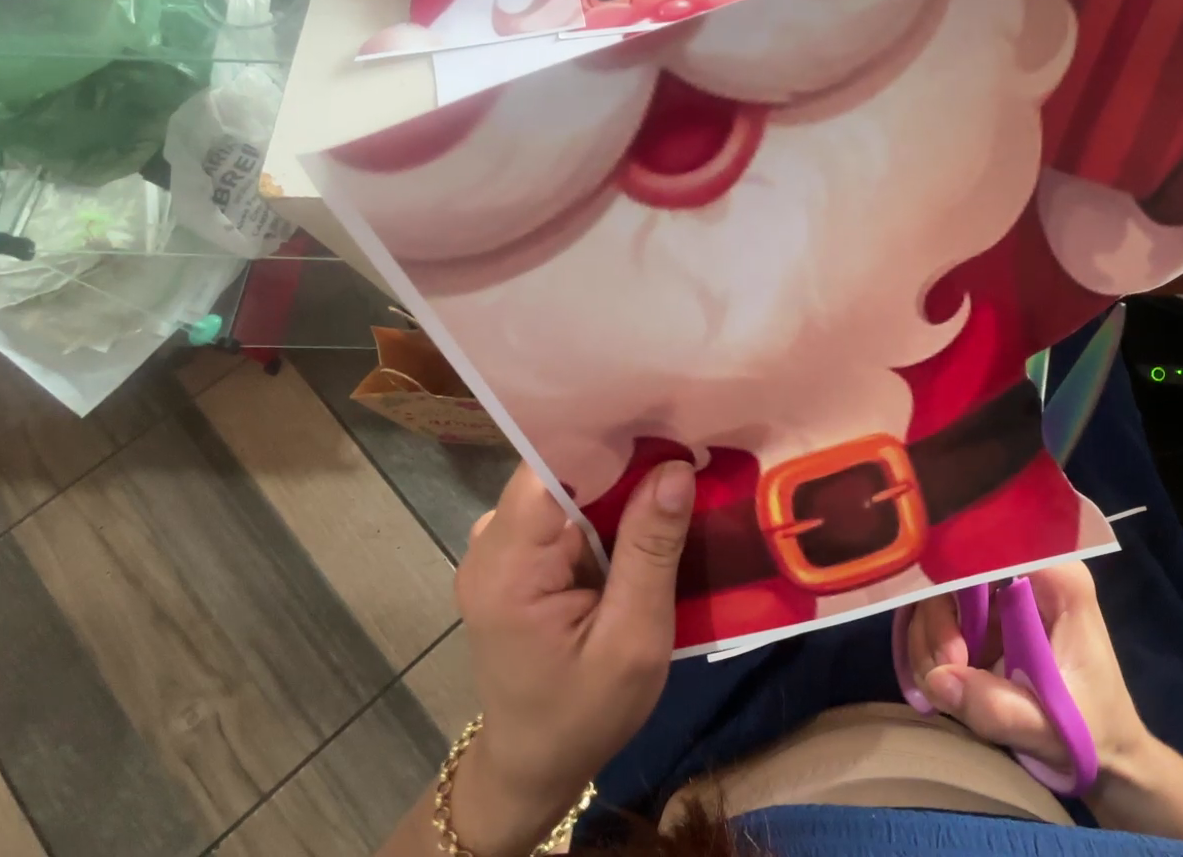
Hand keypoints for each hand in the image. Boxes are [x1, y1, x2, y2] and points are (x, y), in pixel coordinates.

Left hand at [452, 460, 695, 840]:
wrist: (537, 766)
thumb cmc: (585, 713)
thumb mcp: (633, 640)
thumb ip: (650, 551)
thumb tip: (675, 468)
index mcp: (508, 565)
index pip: (550, 468)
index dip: (606, 437)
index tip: (665, 416)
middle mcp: (491, 545)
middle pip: (560, 473)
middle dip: (625, 459)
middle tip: (691, 442)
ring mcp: (501, 552)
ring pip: (567, 490)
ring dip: (622, 483)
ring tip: (680, 468)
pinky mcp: (519, 562)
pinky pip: (567, 514)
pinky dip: (609, 509)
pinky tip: (650, 510)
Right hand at [901, 561, 1156, 777]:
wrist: (1107, 754)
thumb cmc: (1094, 732)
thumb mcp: (1052, 728)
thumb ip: (998, 707)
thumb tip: (938, 679)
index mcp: (1057, 581)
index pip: (989, 548)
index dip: (954, 580)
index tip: (950, 646)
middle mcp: (1026, 574)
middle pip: (954, 573)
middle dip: (938, 627)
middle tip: (944, 675)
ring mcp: (1001, 594)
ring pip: (938, 595)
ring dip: (926, 643)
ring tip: (940, 690)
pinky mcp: (985, 617)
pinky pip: (938, 618)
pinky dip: (926, 650)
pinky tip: (935, 686)